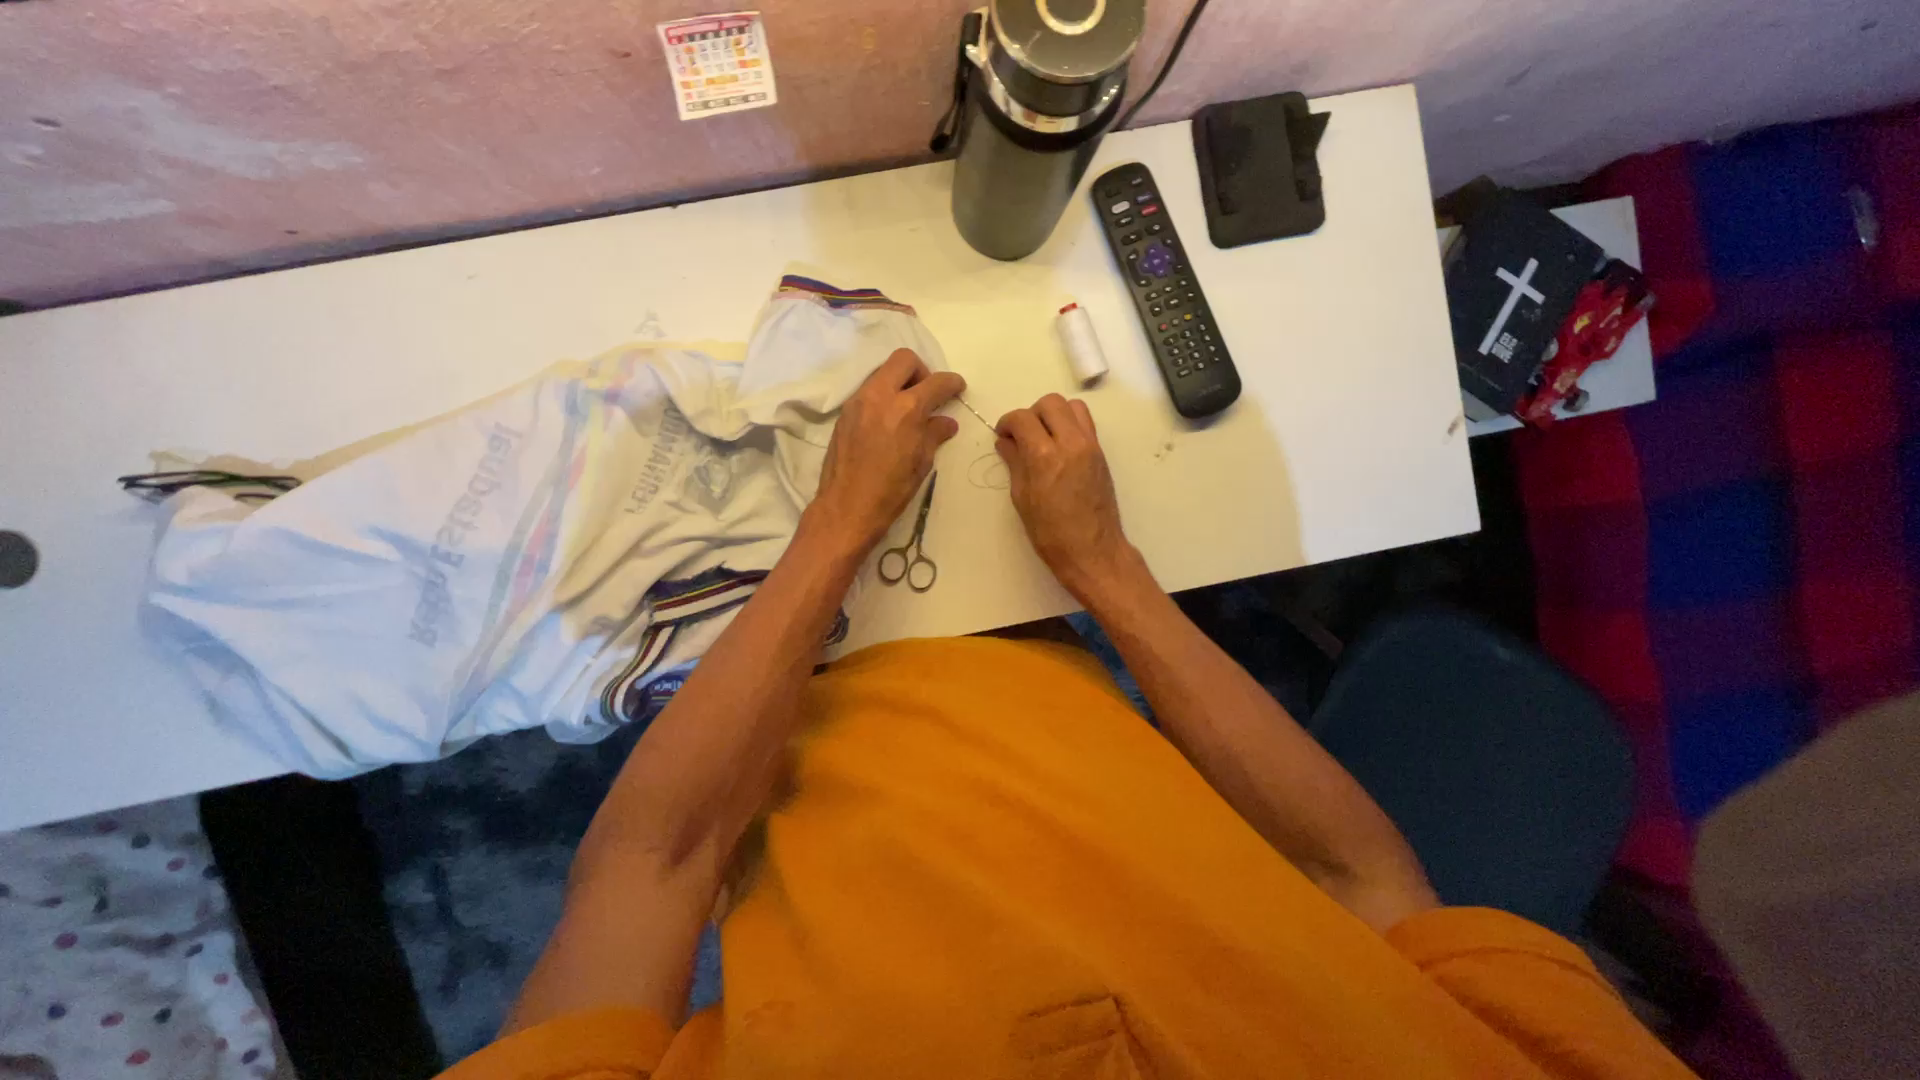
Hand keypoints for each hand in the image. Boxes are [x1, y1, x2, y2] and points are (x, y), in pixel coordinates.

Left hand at [809, 348, 963, 554]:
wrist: (846, 509)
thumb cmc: (891, 492)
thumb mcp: (921, 464)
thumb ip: (934, 435)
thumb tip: (946, 422)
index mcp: (906, 409)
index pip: (936, 382)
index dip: (952, 383)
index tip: (957, 387)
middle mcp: (880, 396)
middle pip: (904, 360)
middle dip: (921, 371)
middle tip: (928, 394)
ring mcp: (858, 402)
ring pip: (882, 373)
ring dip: (899, 382)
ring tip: (907, 409)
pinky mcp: (845, 413)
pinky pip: (868, 391)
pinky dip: (883, 396)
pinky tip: (888, 422)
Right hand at [995, 394, 1134, 598]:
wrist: (1093, 551)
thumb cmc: (1051, 533)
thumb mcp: (1022, 498)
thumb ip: (1014, 463)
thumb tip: (1006, 442)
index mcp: (1045, 456)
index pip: (1023, 418)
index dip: (1007, 423)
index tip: (1003, 436)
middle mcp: (1071, 443)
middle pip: (1050, 403)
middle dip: (1032, 414)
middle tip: (1023, 436)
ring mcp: (1090, 446)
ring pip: (1072, 407)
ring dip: (1054, 414)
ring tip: (1044, 437)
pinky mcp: (1101, 454)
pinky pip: (1085, 423)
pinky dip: (1070, 425)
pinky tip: (1060, 448)